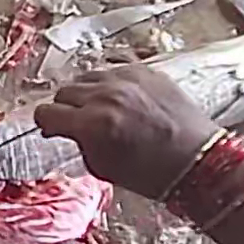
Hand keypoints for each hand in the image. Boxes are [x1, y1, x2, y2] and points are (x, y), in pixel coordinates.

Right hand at [35, 66, 220, 199]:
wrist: (197, 160)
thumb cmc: (150, 174)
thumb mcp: (103, 167)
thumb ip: (78, 143)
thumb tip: (65, 129)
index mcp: (92, 124)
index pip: (47, 112)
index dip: (46, 123)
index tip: (52, 129)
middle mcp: (105, 95)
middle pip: (64, 91)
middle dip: (65, 108)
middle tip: (77, 121)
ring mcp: (127, 78)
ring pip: (87, 77)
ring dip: (86, 93)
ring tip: (100, 109)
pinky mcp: (145, 70)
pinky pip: (113, 69)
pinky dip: (110, 84)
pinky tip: (120, 99)